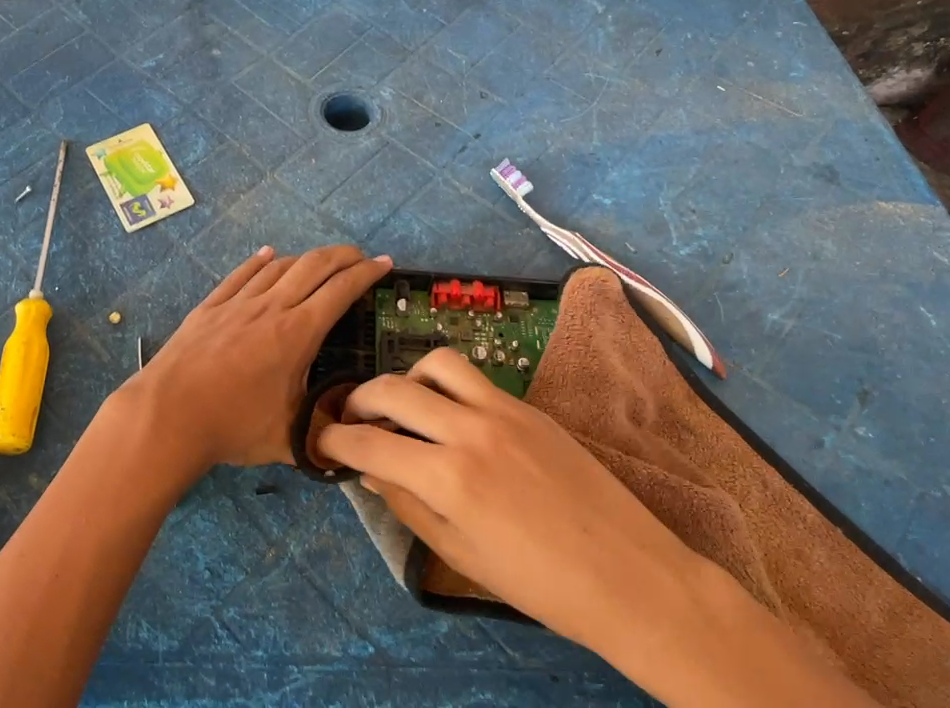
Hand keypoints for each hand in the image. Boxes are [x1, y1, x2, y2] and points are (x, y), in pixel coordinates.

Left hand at [118, 244, 392, 469]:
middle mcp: (270, 307)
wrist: (167, 414)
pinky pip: (241, 274)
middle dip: (343, 256)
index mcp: (297, 333)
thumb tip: (352, 443)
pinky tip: (268, 256)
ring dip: (305, 258)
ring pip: (278, 266)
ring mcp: (236, 303)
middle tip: (360, 257)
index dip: (366, 274)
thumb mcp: (288, 438)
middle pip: (313, 266)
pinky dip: (261, 261)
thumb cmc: (232, 426)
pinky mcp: (209, 307)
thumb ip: (324, 436)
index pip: (341, 291)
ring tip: (320, 262)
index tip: (385, 264)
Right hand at [315, 348, 709, 651]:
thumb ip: (407, 506)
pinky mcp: (529, 408)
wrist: (630, 577)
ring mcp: (503, 412)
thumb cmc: (540, 585)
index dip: (333, 439)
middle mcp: (470, 431)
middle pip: (392, 390)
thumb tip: (370, 470)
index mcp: (448, 479)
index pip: (368, 442)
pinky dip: (446, 385)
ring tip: (402, 405)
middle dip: (357, 400)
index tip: (320, 442)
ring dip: (406, 378)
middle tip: (350, 420)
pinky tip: (449, 415)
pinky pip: (475, 378)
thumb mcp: (460, 555)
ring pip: (435, 364)